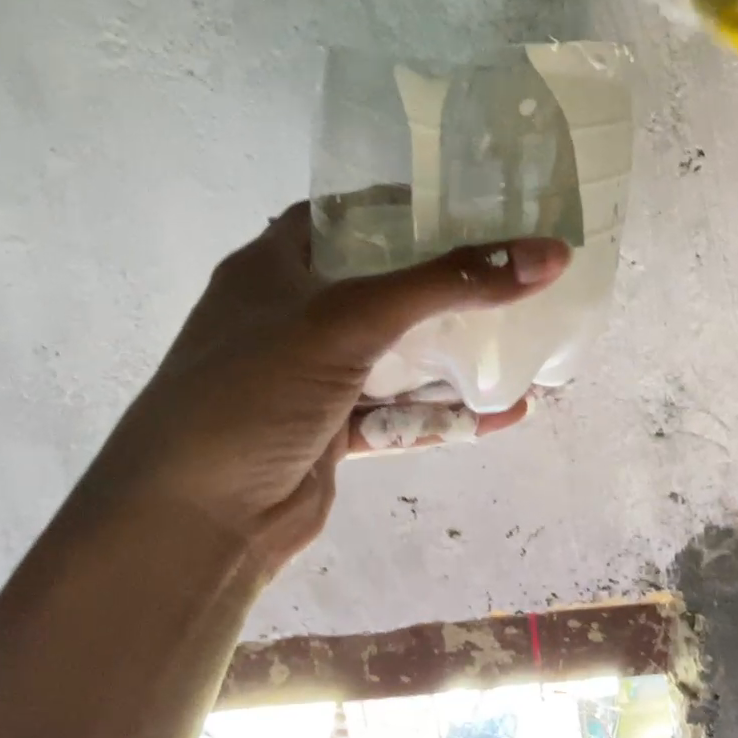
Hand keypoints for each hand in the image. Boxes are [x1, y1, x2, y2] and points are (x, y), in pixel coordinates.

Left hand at [81, 204, 568, 571]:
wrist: (186, 532)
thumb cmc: (252, 395)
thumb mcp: (349, 320)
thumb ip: (449, 283)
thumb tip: (550, 253)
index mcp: (273, 268)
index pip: (349, 217)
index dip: (406, 207)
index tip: (474, 205)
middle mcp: (292, 316)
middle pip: (385, 285)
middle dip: (451, 285)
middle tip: (517, 271)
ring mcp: (313, 378)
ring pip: (400, 354)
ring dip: (459, 355)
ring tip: (528, 343)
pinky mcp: (333, 432)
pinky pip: (402, 412)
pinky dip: (449, 413)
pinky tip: (508, 411)